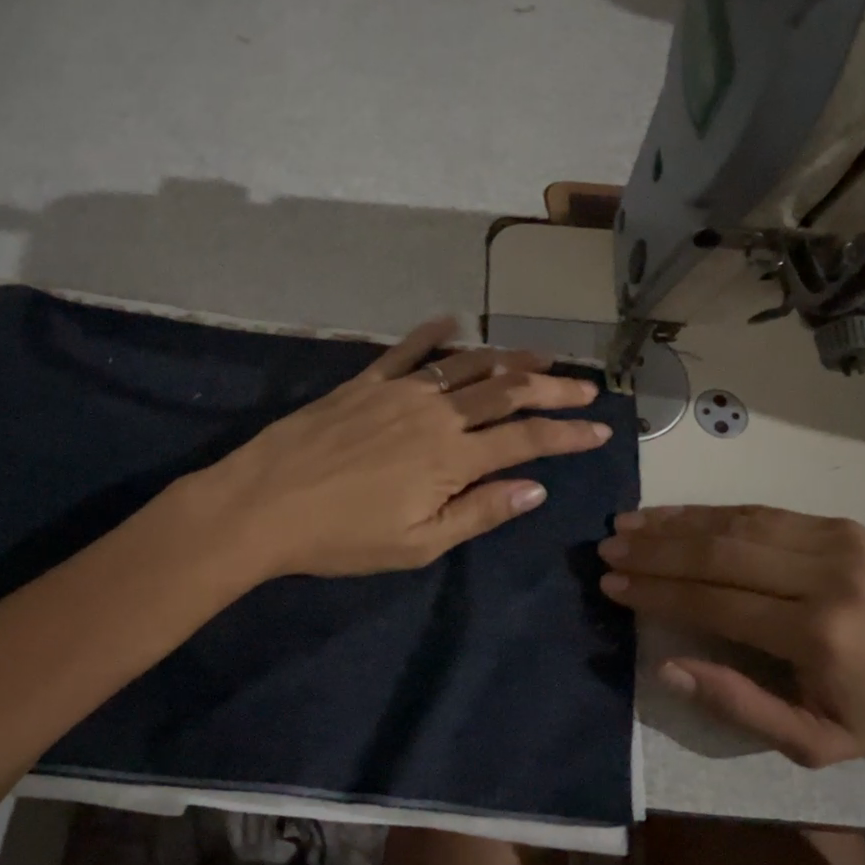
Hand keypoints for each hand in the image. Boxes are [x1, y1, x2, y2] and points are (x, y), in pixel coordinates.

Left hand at [190, 317, 612, 578]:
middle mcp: (434, 415)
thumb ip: (479, 512)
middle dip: (552, 387)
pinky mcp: (363, 383)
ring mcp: (398, 392)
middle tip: (585, 385)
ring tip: (540, 352)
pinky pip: (406, 350)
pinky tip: (453, 320)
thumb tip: (535, 489)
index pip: (526, 441)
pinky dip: (432, 333)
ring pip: (466, 366)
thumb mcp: (417, 544)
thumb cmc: (341, 537)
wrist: (263, 503)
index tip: (601, 430)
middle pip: (506, 392)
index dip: (568, 434)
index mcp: (452, 459)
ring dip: (508, 357)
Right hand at [597, 506, 864, 765]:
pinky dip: (713, 512)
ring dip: (675, 522)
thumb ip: (737, 705)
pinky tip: (678, 515)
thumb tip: (666, 667)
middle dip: (655, 549)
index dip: (656, 591)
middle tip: (606, 548)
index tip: (610, 584)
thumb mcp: (812, 742)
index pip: (714, 601)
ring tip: (628, 524)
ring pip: (737, 524)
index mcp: (817, 634)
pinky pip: (764, 513)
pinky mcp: (844, 525)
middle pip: (719, 553)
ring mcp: (837, 542)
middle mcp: (825, 577)